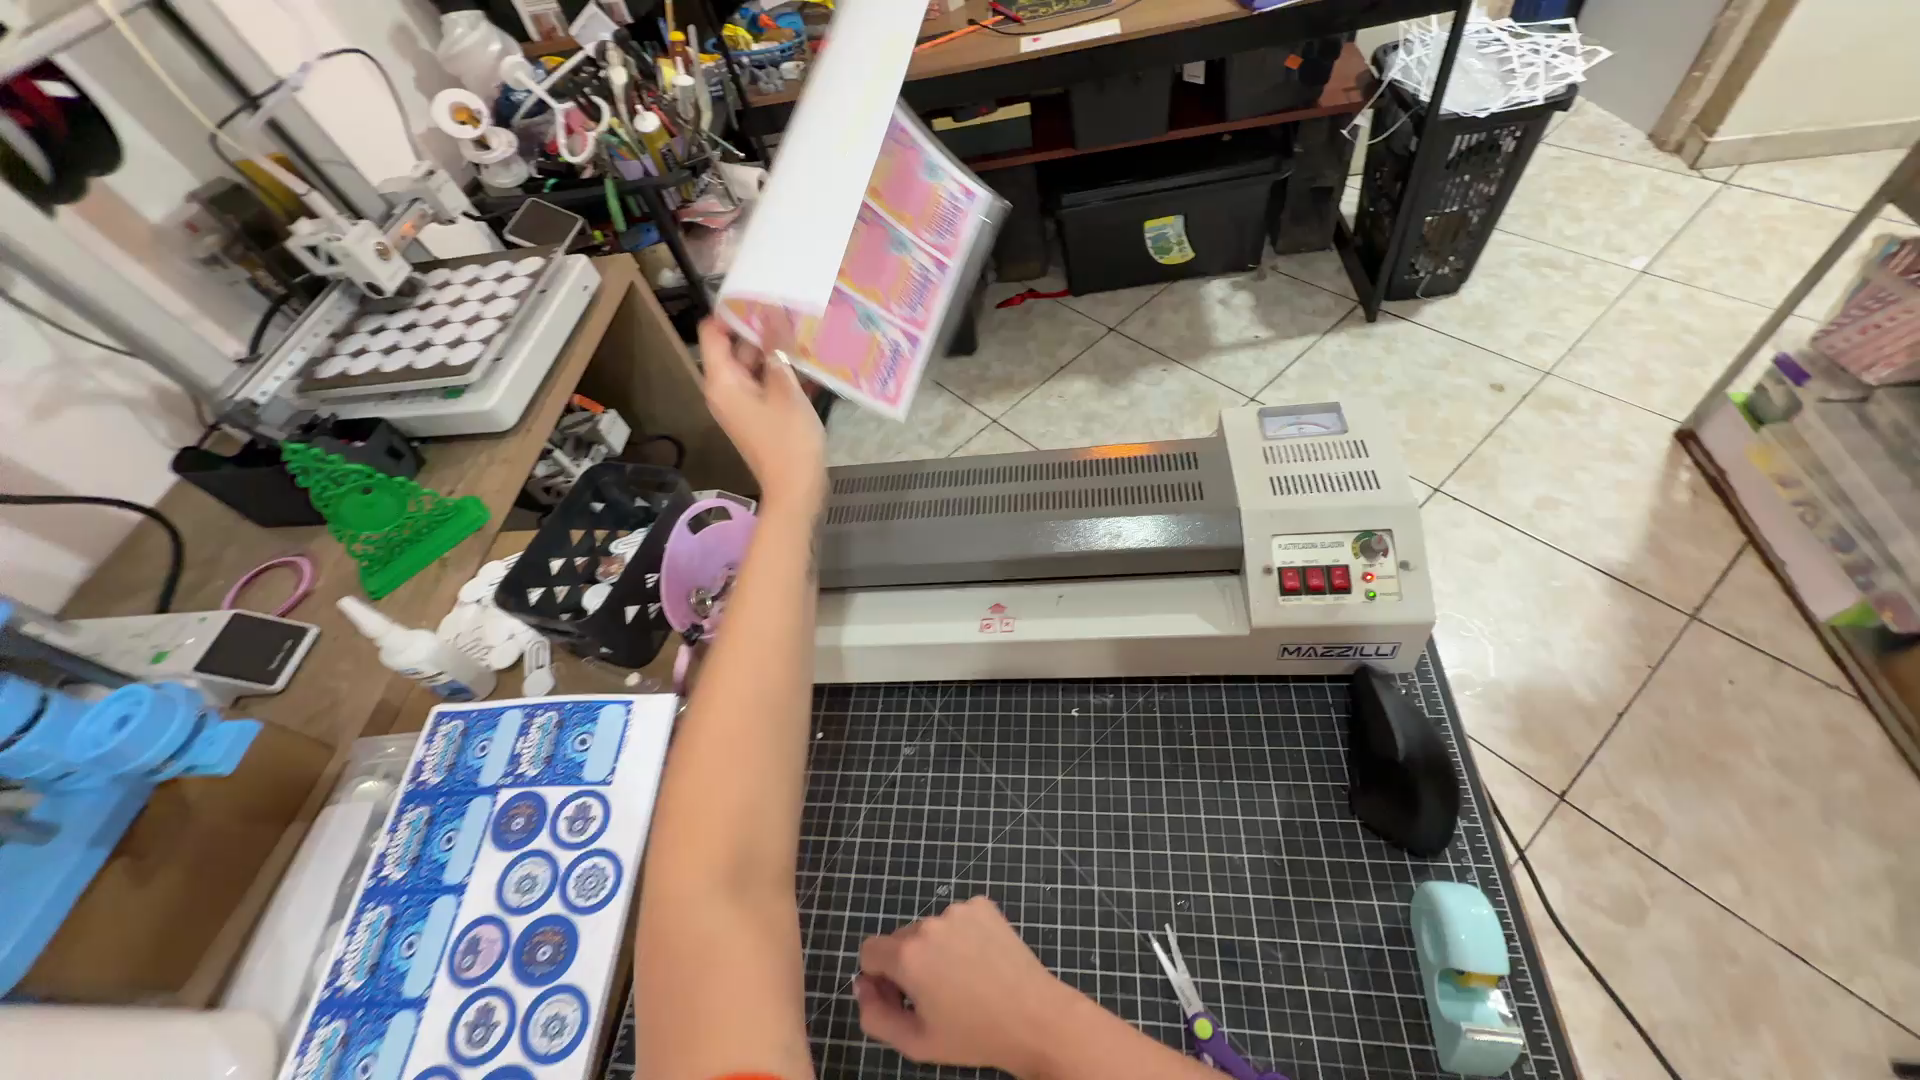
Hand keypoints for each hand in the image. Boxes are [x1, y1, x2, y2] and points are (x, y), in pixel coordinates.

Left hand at [698, 317, 825, 514]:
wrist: (796, 489)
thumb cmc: (789, 439)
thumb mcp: (785, 388)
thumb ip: (776, 348)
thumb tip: (769, 311)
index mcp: (722, 381)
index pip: (713, 332)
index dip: (732, 312)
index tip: (762, 297)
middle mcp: (724, 390)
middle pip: (734, 347)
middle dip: (760, 330)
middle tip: (791, 310)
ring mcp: (740, 404)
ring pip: (752, 366)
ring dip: (773, 352)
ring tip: (802, 332)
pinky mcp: (757, 415)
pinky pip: (762, 384)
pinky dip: (778, 373)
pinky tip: (805, 363)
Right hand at [853, 896, 1078, 1075]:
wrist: (1034, 1018)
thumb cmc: (973, 1035)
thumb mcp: (915, 1042)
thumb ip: (874, 1016)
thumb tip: (863, 987)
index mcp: (907, 955)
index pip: (870, 951)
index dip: (879, 978)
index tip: (901, 998)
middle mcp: (929, 923)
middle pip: (901, 940)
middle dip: (908, 965)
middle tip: (936, 996)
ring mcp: (959, 910)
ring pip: (931, 930)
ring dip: (936, 949)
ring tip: (964, 980)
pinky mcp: (983, 906)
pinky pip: (958, 919)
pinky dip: (962, 936)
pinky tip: (980, 960)